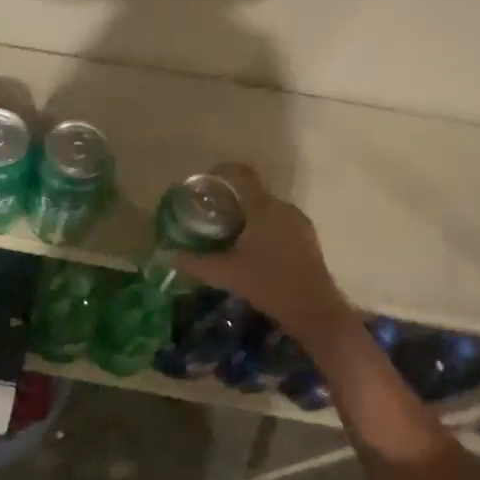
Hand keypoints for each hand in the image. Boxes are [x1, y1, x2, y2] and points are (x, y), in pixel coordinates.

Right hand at [173, 163, 354, 346]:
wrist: (312, 308)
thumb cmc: (267, 284)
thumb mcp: (224, 274)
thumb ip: (194, 262)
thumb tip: (166, 254)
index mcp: (264, 208)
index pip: (243, 174)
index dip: (222, 171)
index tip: (204, 182)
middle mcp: (284, 208)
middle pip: (253, 193)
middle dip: (230, 200)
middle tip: (209, 215)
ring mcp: (299, 222)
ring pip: (268, 209)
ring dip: (248, 215)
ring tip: (228, 234)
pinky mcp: (308, 238)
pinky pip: (280, 222)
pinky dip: (263, 227)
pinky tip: (252, 250)